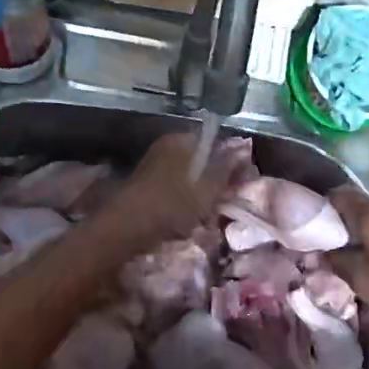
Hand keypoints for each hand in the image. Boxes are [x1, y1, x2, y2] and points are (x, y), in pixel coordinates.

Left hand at [106, 131, 234, 240]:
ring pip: (186, 177)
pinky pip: (172, 189)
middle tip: (222, 202)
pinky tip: (185, 221)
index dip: (229, 161)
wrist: (125, 228)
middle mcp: (165, 147)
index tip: (238, 182)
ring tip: (205, 216)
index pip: (213, 142)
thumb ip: (226, 169)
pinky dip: (182, 202)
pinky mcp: (144, 184)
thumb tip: (242, 150)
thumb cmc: (171, 206)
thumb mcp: (207, 190)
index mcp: (180, 140)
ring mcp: (152, 165)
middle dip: (212, 180)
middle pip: (199, 160)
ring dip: (198, 194)